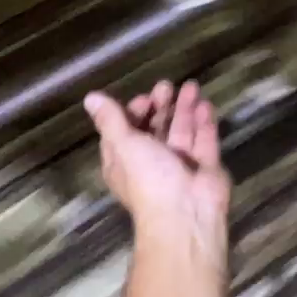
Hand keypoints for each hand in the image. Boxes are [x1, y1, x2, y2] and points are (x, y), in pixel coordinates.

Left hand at [84, 81, 231, 267]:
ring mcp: (181, 163)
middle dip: (161, 107)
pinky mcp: (205, 165)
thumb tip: (91, 97)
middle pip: (155, 129)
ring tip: (191, 86)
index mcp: (125, 161)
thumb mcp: (123, 145)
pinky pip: (205, 139)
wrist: (186, 210)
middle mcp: (152, 161)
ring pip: (182, 130)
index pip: (125, 131)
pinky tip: (205, 105)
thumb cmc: (148, 178)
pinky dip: (204, 122)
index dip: (133, 113)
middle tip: (167, 86)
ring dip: (185, 109)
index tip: (144, 98)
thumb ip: (111, 120)